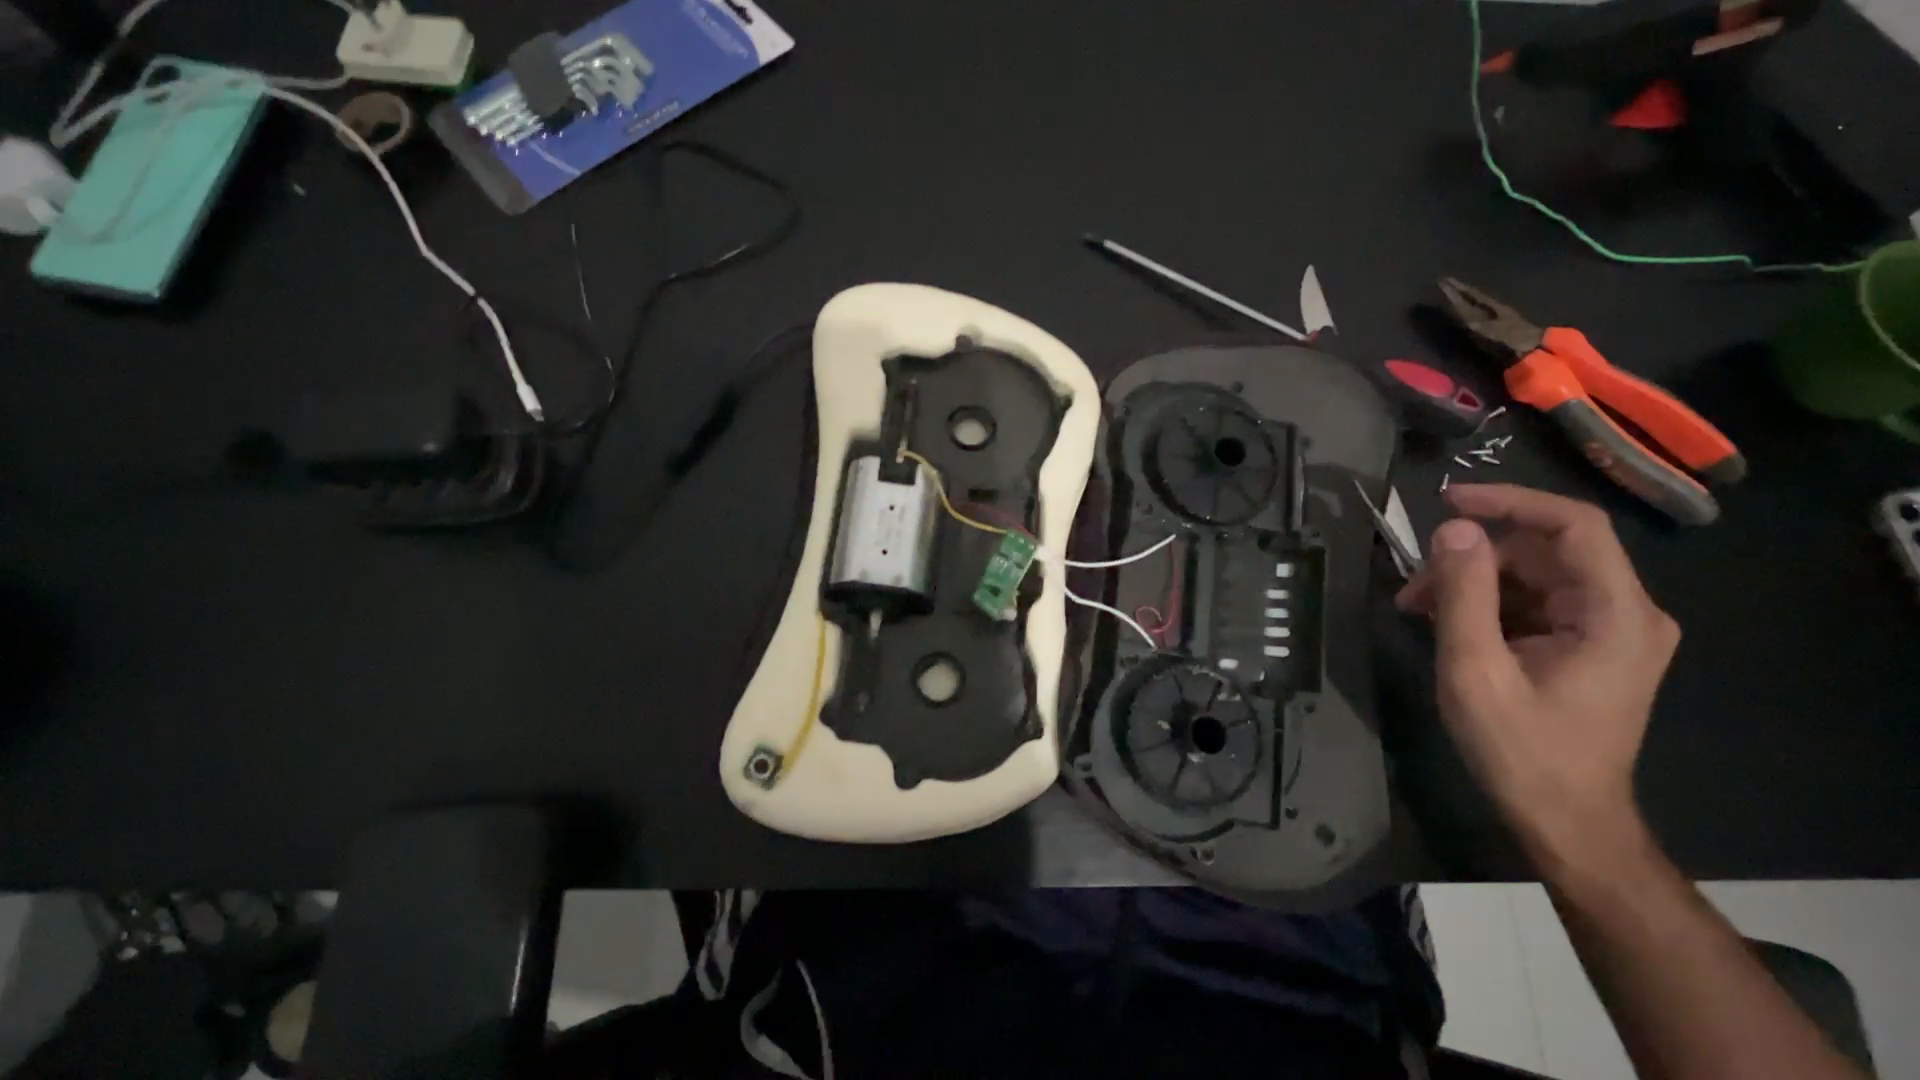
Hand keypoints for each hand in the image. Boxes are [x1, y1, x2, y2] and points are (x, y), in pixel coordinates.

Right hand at [1396, 484, 1678, 856]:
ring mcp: (1614, 630)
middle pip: (1546, 551)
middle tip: (1413, 586)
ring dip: (1474, 582)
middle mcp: (1629, 612)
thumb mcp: (1478, 673)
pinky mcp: (1593, 647)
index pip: (1573, 525)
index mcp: (1617, 614)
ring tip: (1418, 609)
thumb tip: (1453, 529)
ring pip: (1537, 575)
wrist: (1568, 824)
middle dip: (1474, 557)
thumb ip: (1464, 596)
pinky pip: (1539, 603)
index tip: (1447, 503)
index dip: (1510, 501)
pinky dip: (1490, 605)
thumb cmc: (1524, 754)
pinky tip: (1448, 624)